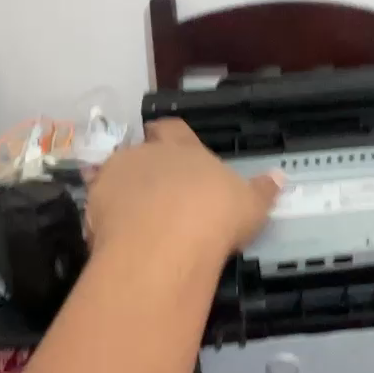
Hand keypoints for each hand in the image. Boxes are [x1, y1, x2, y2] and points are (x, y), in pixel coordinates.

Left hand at [84, 119, 281, 261]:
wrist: (168, 243)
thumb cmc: (217, 215)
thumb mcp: (251, 205)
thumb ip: (263, 190)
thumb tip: (280, 177)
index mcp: (183, 148)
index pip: (171, 129)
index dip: (171, 137)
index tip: (174, 150)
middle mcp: (146, 154)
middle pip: (137, 151)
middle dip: (144, 168)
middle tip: (157, 193)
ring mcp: (115, 178)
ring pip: (112, 177)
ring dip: (122, 193)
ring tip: (136, 220)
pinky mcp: (93, 206)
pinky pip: (96, 208)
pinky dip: (105, 219)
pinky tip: (119, 239)